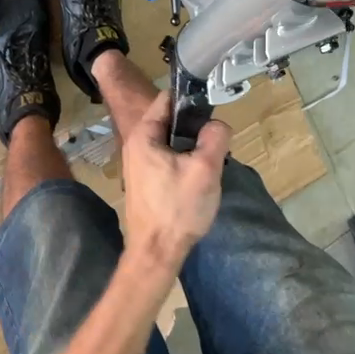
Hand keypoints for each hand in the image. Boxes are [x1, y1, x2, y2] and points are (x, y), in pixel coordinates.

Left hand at [119, 92, 230, 269]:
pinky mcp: (145, 182)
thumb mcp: (205, 169)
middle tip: (215, 140)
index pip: (167, 99)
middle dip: (194, 127)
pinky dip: (184, 162)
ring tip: (210, 161)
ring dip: (191, 147)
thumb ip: (215, 138)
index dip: (191, 99)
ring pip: (171, 142)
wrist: (156, 254)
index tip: (213, 108)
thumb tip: (219, 124)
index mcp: (144, 135)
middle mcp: (136, 145)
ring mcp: (138, 165)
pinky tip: (198, 178)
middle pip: (170, 121)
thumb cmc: (177, 209)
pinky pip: (167, 159)